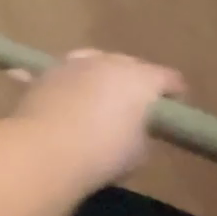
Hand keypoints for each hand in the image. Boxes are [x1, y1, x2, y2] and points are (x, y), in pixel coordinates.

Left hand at [11, 49, 184, 181]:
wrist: (45, 149)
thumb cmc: (103, 153)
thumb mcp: (139, 151)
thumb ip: (141, 131)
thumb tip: (131, 127)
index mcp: (140, 78)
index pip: (167, 78)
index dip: (173, 91)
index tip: (174, 105)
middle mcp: (106, 62)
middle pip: (127, 64)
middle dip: (133, 79)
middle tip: (133, 101)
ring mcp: (71, 64)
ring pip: (90, 62)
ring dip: (96, 75)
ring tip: (96, 93)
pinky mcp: (42, 75)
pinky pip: (56, 74)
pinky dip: (59, 81)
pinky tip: (50, 85)